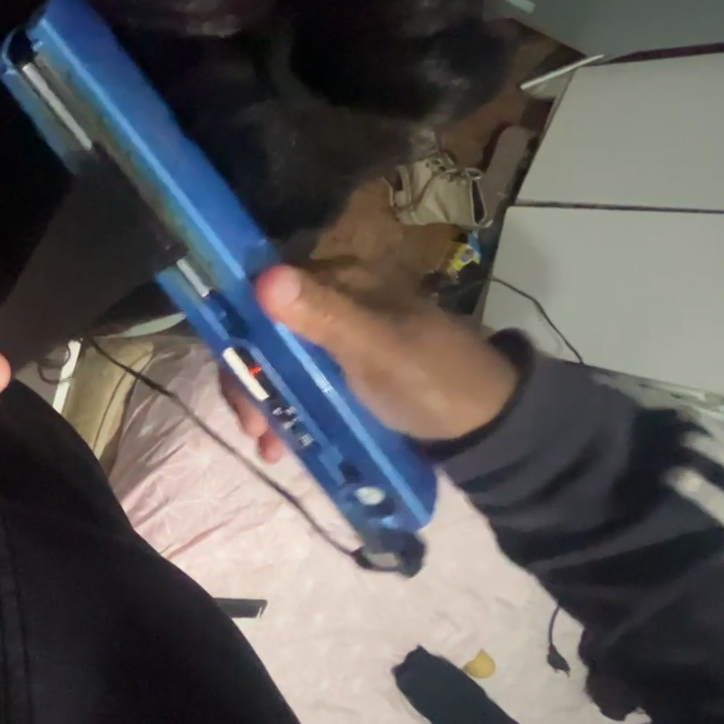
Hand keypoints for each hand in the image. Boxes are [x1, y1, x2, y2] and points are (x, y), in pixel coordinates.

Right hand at [221, 266, 519, 459]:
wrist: (489, 430)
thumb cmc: (431, 379)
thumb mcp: (375, 347)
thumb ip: (322, 314)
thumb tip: (264, 277)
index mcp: (339, 280)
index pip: (261, 291)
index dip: (236, 330)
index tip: (234, 375)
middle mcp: (329, 302)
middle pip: (261, 333)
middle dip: (248, 380)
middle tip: (252, 426)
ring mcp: (332, 338)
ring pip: (272, 363)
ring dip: (262, 403)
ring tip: (269, 446)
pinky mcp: (337, 371)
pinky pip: (292, 385)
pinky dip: (281, 412)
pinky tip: (282, 443)